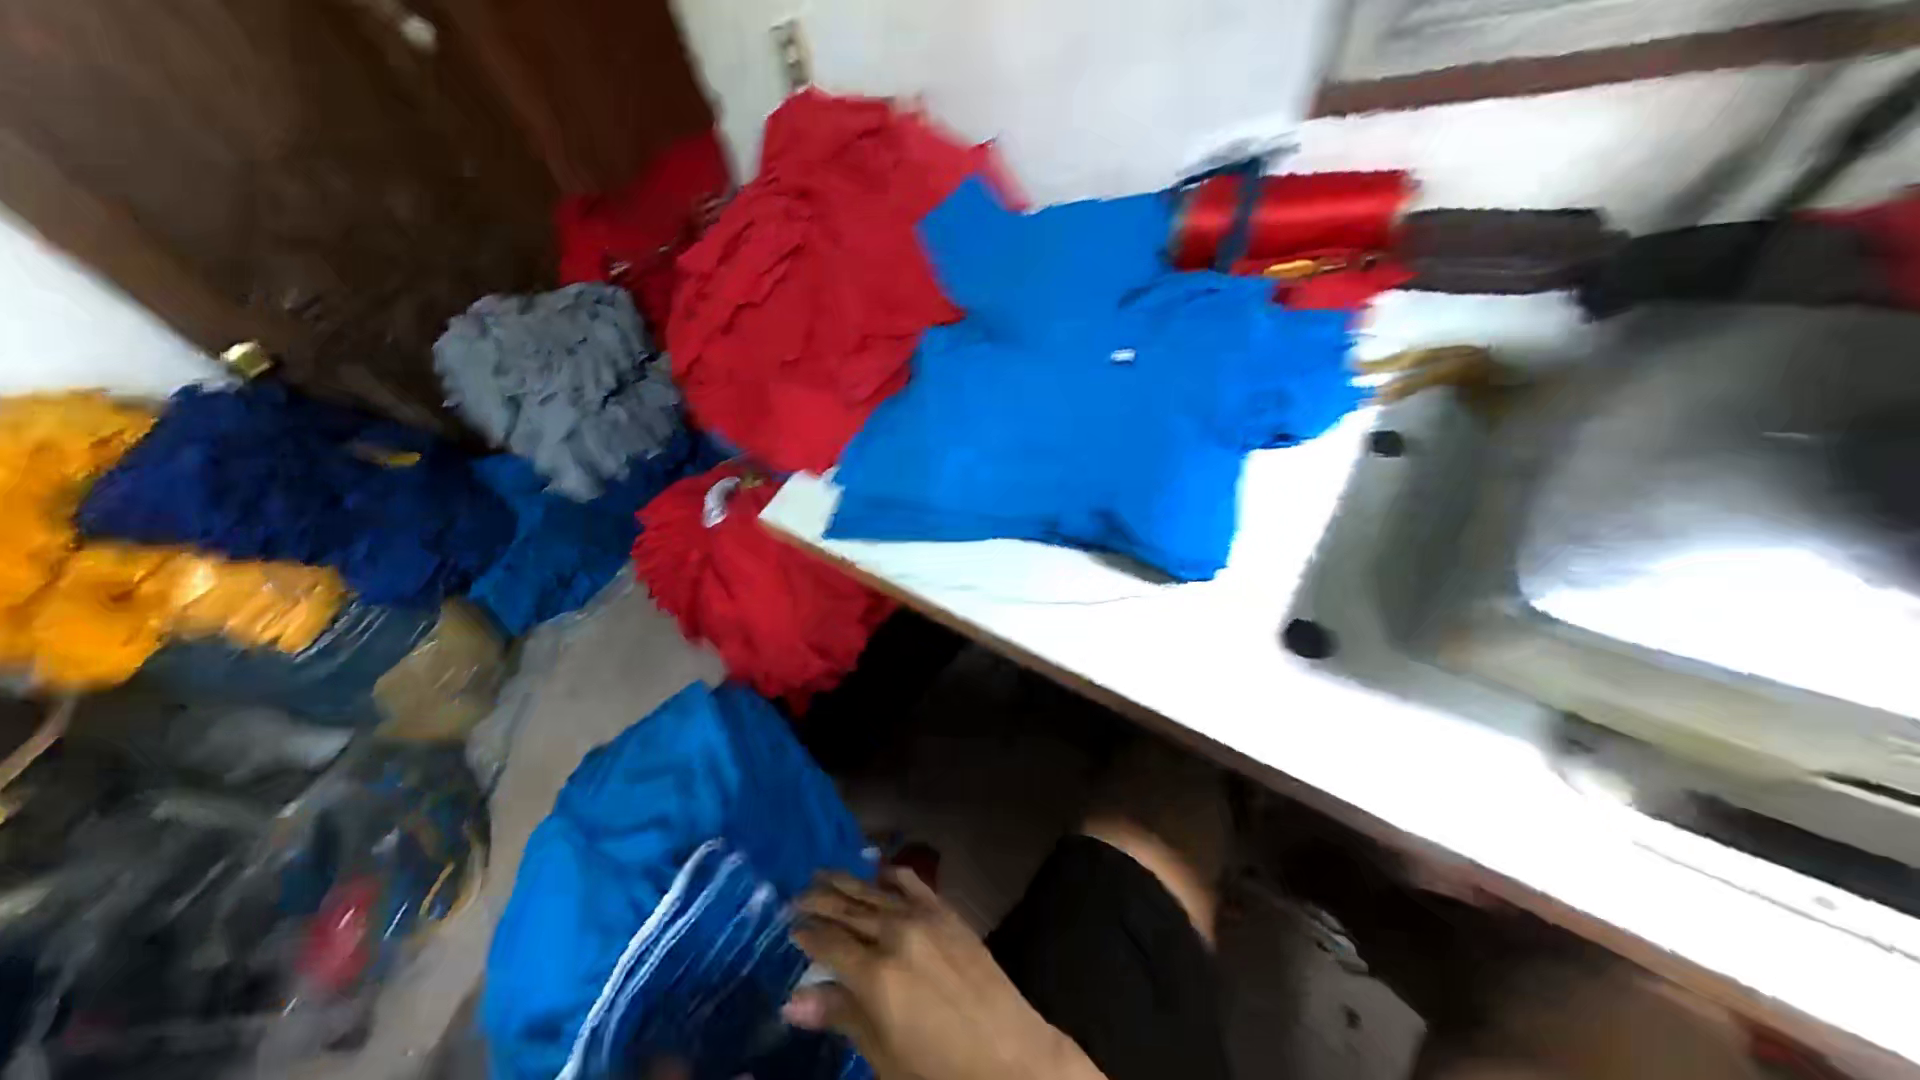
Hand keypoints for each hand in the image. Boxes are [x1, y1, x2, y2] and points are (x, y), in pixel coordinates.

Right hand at [786, 867, 1102, 1079]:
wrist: (1007, 1053)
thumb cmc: (937, 1067)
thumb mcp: (883, 1052)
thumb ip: (840, 1016)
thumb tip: (792, 1000)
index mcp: (875, 974)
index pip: (830, 944)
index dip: (808, 935)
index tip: (791, 927)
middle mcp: (895, 936)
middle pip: (848, 911)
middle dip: (820, 902)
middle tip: (797, 894)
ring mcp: (924, 919)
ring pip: (875, 893)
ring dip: (847, 883)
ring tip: (823, 873)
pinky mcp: (947, 913)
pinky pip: (913, 885)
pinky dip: (893, 875)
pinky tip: (879, 869)